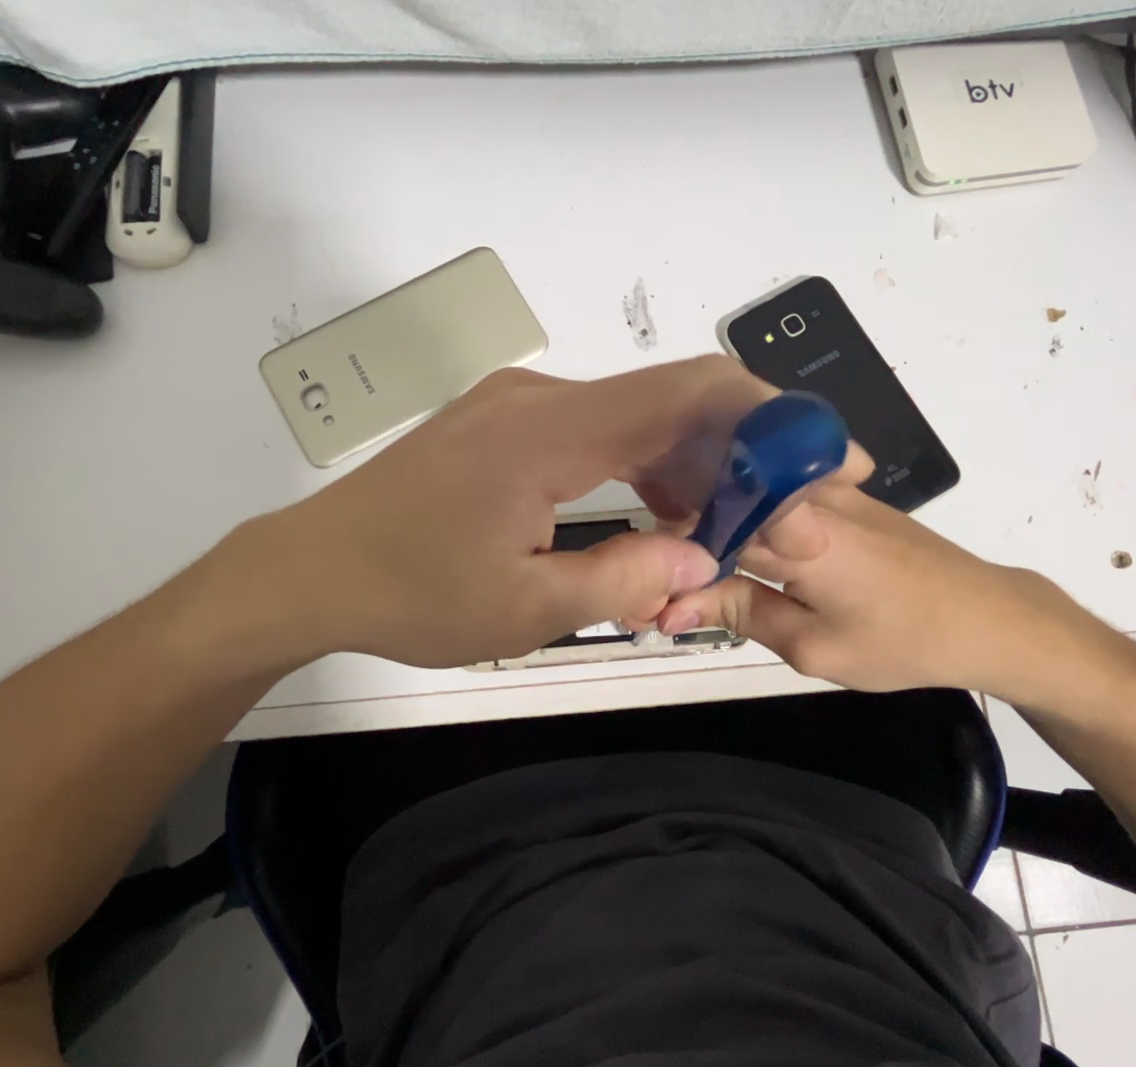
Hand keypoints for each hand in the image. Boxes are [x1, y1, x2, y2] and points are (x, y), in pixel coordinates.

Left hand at [232, 356, 815, 668]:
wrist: (312, 571)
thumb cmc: (409, 594)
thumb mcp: (524, 607)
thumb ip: (624, 577)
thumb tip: (702, 557)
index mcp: (549, 432)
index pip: (687, 390)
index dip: (770, 417)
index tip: (823, 462)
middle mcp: (538, 397)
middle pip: (667, 401)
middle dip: (736, 455)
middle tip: (777, 520)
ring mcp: (515, 406)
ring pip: (630, 419)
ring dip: (685, 467)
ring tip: (720, 533)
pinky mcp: (499, 425)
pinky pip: (591, 432)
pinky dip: (636, 468)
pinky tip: (655, 515)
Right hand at [657, 481, 1096, 696]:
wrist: (989, 617)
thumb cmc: (901, 640)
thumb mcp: (812, 644)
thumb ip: (739, 614)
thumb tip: (671, 608)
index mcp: (794, 531)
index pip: (705, 529)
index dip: (668, 562)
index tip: (648, 596)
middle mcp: (805, 496)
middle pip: (723, 506)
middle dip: (687, 547)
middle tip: (668, 596)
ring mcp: (828, 491)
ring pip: (750, 501)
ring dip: (718, 535)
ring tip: (701, 582)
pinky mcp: (845, 498)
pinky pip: (780, 504)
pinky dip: (753, 529)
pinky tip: (744, 562)